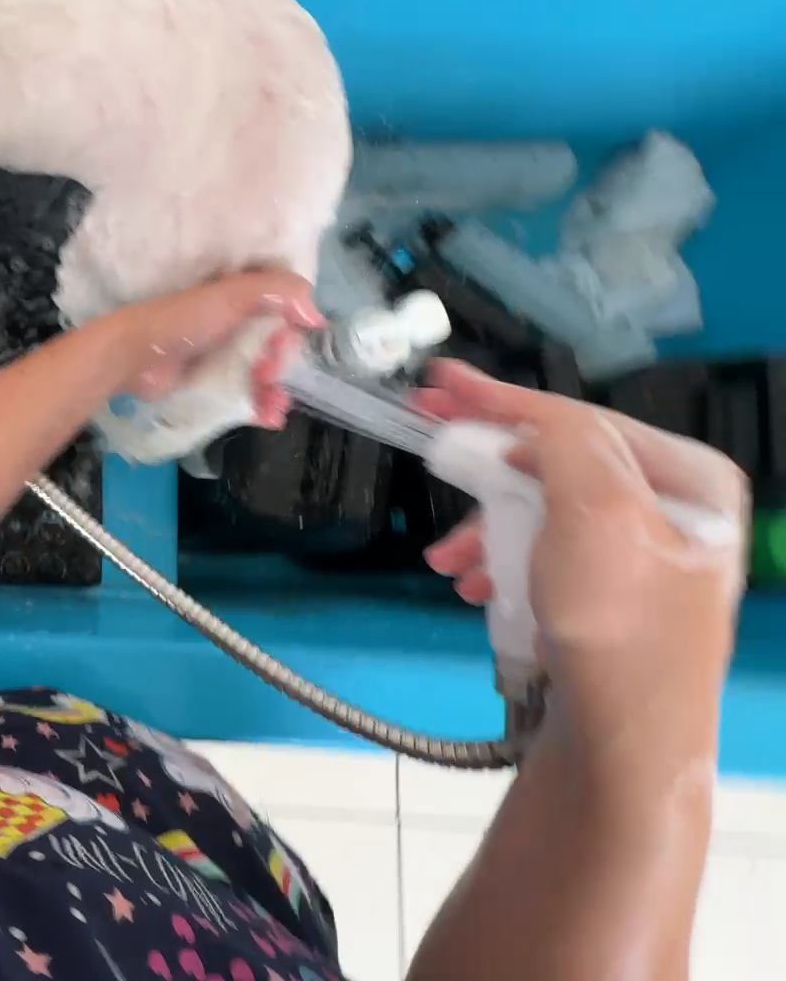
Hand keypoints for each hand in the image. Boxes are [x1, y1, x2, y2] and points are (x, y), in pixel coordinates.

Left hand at [92, 270, 323, 427]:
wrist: (134, 356)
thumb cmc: (182, 319)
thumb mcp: (232, 293)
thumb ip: (279, 291)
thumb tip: (316, 316)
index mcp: (240, 299)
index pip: (285, 312)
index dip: (293, 327)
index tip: (288, 339)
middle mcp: (234, 327)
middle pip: (278, 348)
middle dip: (283, 362)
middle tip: (269, 371)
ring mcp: (222, 359)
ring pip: (265, 377)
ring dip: (278, 391)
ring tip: (275, 403)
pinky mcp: (210, 387)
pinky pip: (244, 398)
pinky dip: (261, 407)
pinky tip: (269, 417)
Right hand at [418, 361, 748, 770]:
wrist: (621, 729)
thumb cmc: (613, 621)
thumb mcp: (594, 517)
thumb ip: (565, 447)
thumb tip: (522, 416)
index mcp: (685, 479)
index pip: (575, 419)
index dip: (499, 398)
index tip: (437, 382)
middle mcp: (666, 505)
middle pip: (549, 461)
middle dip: (482, 472)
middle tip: (426, 446)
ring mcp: (634, 546)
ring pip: (532, 507)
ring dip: (480, 527)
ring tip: (447, 562)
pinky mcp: (602, 582)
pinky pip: (534, 545)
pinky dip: (494, 557)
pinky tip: (471, 581)